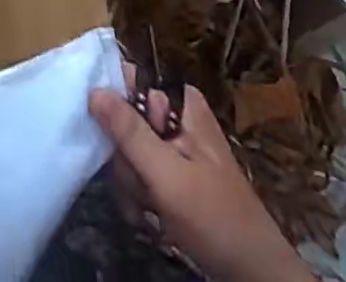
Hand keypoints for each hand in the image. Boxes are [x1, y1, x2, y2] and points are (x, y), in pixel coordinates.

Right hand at [89, 80, 317, 281]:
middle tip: (143, 184)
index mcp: (182, 103)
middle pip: (125, 120)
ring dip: (131, 182)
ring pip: (127, 150)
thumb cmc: (213, 216)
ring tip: (150, 206)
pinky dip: (138, 195)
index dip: (114, 106)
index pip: (132, 81)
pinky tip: (149, 215)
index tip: (113, 137)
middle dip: (126, 158)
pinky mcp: (171, 172)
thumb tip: (94, 90)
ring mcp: (174, 146)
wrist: (251, 270)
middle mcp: (176, 117)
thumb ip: (129, 131)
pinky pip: (137, 172)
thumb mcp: (166, 172)